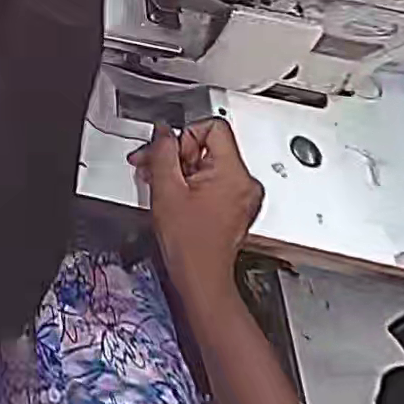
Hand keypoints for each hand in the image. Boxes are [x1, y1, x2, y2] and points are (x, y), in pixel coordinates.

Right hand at [131, 118, 263, 302]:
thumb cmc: (188, 244)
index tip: (171, 152)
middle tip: (157, 167)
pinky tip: (175, 194)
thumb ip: (163, 151)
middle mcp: (246, 181)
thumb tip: (163, 131)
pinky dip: (192, 181)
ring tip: (163, 184)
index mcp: (234, 173)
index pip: (213, 126)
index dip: (186, 135)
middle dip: (178, 153)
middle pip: (210, 144)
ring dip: (182, 167)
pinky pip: (214, 178)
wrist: (200, 277)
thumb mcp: (166, 188)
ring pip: (209, 161)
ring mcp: (243, 194)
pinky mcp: (237, 204)